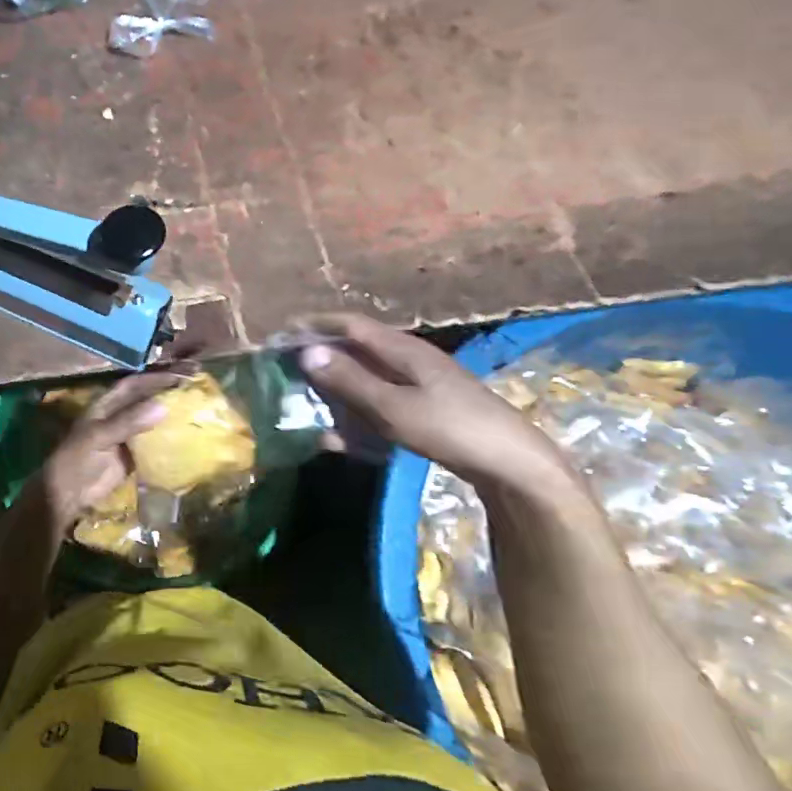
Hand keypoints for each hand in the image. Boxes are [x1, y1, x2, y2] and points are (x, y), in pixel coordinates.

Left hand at [29, 370, 184, 531]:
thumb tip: (162, 407)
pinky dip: (170, 437)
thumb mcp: (100, 436)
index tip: (183, 375)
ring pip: (153, 419)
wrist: (70, 492)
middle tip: (198, 385)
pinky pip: (155, 441)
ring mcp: (127, 435)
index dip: (156, 377)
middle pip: (147, 399)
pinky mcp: (134, 454)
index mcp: (106, 404)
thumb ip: (129, 422)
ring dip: (173, 413)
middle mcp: (118, 415)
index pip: (135, 384)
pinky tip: (190, 434)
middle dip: (169, 391)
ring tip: (201, 406)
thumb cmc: (78, 458)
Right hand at [296, 314, 569, 490]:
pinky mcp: (422, 408)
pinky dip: (353, 416)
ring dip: (333, 392)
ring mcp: (417, 385)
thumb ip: (348, 380)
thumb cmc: (450, 428)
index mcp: (401, 349)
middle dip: (318, 360)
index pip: (349, 324)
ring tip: (304, 408)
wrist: (511, 465)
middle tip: (284, 374)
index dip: (314, 325)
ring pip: (363, 380)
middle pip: (353, 351)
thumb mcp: (391, 407)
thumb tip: (306, 352)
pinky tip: (337, 438)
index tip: (280, 334)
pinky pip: (376, 404)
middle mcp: (407, 360)